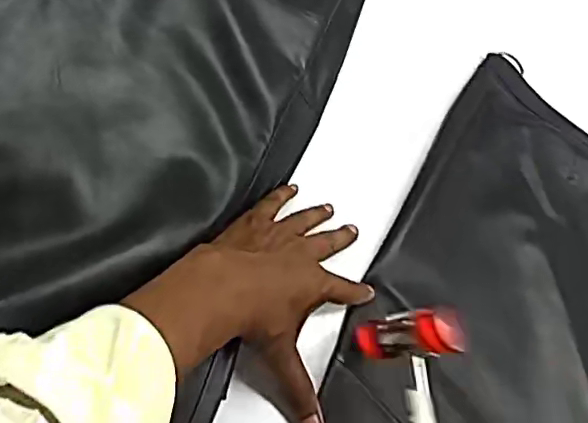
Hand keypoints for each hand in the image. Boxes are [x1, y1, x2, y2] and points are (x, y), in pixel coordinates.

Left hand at [125, 185, 372, 422]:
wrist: (224, 284)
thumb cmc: (252, 312)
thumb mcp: (281, 356)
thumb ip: (300, 388)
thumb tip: (309, 416)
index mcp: (311, 283)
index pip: (340, 288)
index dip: (354, 290)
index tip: (364, 287)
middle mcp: (298, 253)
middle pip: (326, 244)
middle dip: (341, 239)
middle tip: (352, 231)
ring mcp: (277, 234)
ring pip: (303, 220)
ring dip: (316, 214)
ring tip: (326, 207)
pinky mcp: (255, 221)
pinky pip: (273, 204)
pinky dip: (281, 195)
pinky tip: (287, 188)